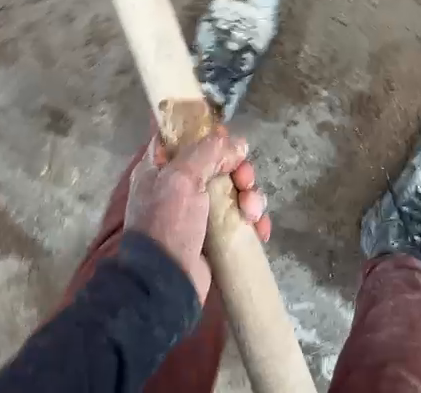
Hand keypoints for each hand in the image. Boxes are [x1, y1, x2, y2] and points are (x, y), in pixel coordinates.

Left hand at [125, 131, 271, 300]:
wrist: (165, 286)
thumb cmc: (167, 224)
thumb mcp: (181, 178)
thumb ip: (208, 152)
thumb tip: (238, 144)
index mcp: (161, 168)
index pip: (186, 138)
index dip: (209, 136)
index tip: (228, 141)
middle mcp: (179, 186)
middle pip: (219, 164)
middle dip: (239, 171)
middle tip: (245, 182)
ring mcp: (199, 213)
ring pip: (235, 191)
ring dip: (250, 197)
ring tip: (251, 214)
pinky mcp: (215, 237)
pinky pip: (241, 219)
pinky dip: (254, 221)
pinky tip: (260, 229)